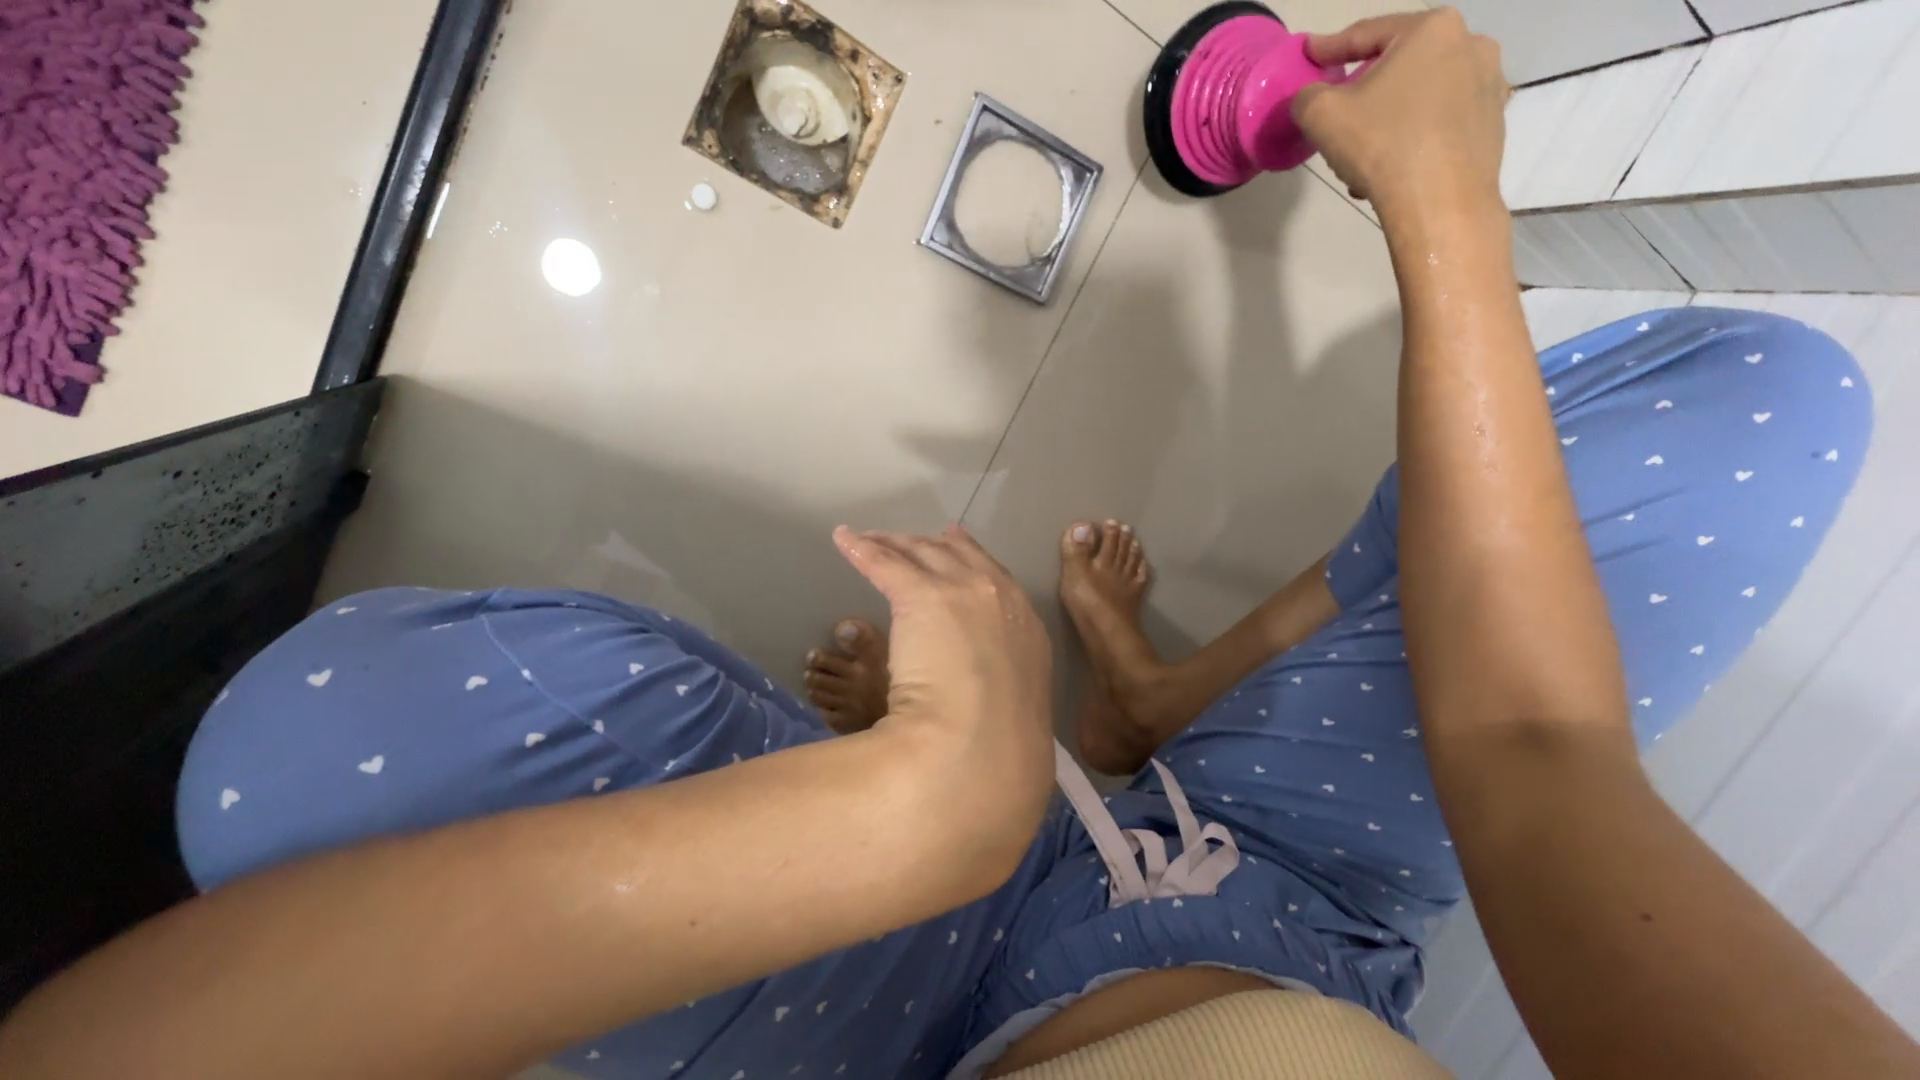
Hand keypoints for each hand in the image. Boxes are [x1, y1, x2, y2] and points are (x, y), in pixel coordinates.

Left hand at [832, 525, 1055, 867]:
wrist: (983, 745)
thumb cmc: (1001, 743)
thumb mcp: (1012, 709)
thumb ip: (998, 692)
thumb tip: (982, 706)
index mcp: (1026, 629)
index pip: (997, 579)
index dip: (970, 559)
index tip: (954, 545)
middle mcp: (1000, 598)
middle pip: (957, 558)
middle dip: (929, 547)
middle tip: (904, 540)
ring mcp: (962, 591)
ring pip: (922, 555)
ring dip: (894, 545)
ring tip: (870, 540)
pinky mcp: (921, 595)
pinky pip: (885, 563)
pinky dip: (863, 550)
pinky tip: (845, 542)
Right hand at [1293, 9, 1508, 218]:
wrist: (1440, 203)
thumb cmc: (1381, 146)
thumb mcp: (1321, 115)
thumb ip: (1306, 95)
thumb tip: (1311, 97)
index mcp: (1432, 29)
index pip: (1369, 33)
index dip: (1331, 46)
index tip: (1310, 53)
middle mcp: (1471, 45)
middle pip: (1400, 64)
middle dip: (1366, 88)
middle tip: (1339, 113)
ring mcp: (1489, 84)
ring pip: (1421, 95)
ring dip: (1389, 116)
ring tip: (1363, 154)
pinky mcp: (1494, 123)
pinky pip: (1441, 121)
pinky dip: (1414, 136)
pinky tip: (1393, 167)